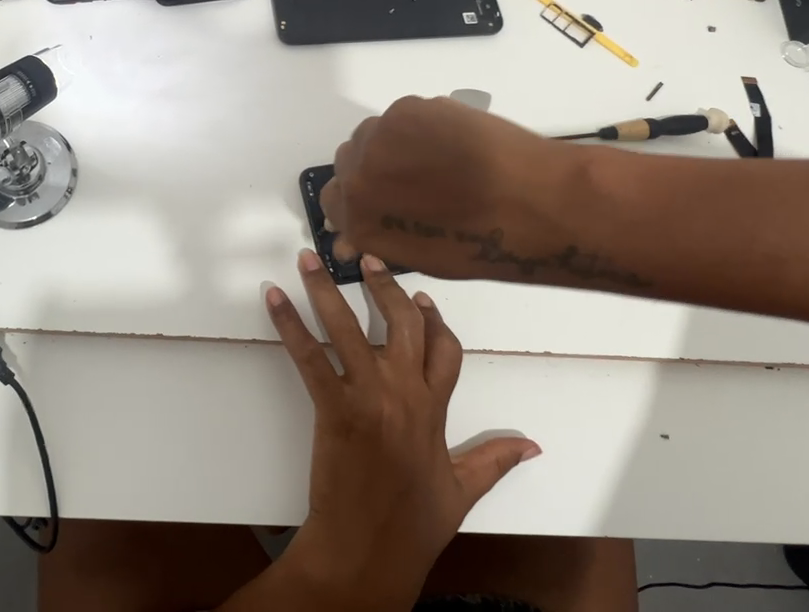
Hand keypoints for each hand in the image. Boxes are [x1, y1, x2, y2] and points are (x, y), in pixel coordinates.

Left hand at [262, 250, 539, 606]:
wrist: (369, 552)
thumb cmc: (413, 524)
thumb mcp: (462, 490)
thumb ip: (495, 459)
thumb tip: (534, 444)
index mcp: (437, 409)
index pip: (446, 350)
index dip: (435, 320)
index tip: (423, 297)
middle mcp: (407, 393)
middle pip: (402, 325)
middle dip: (385, 286)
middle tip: (366, 256)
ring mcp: (371, 397)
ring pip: (350, 329)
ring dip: (326, 289)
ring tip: (309, 258)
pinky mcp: (335, 408)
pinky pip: (311, 357)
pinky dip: (290, 325)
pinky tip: (275, 299)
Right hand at [319, 96, 588, 280]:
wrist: (529, 200)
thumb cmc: (480, 243)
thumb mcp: (417, 255)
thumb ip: (376, 239)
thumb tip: (349, 238)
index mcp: (356, 217)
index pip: (332, 201)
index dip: (355, 201)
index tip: (377, 203)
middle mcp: (357, 173)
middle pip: (348, 162)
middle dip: (371, 171)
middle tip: (409, 181)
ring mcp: (381, 136)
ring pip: (373, 135)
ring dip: (392, 145)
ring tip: (434, 160)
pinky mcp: (408, 108)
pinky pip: (402, 116)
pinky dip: (419, 127)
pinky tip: (450, 143)